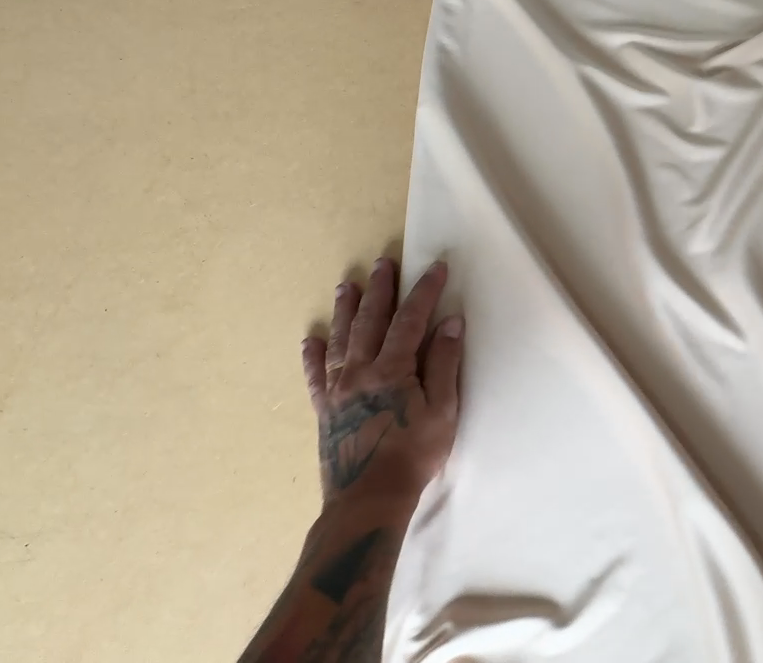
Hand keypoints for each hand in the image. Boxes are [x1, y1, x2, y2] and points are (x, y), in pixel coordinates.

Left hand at [302, 259, 462, 506]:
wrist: (368, 499)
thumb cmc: (415, 453)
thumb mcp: (443, 409)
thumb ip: (444, 364)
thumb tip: (449, 323)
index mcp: (392, 370)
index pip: (411, 320)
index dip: (425, 292)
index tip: (436, 267)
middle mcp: (360, 373)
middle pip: (370, 322)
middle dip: (380, 290)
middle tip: (384, 262)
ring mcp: (338, 391)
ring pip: (341, 341)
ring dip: (346, 311)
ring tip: (348, 285)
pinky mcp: (324, 410)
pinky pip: (316, 376)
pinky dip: (313, 355)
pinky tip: (312, 339)